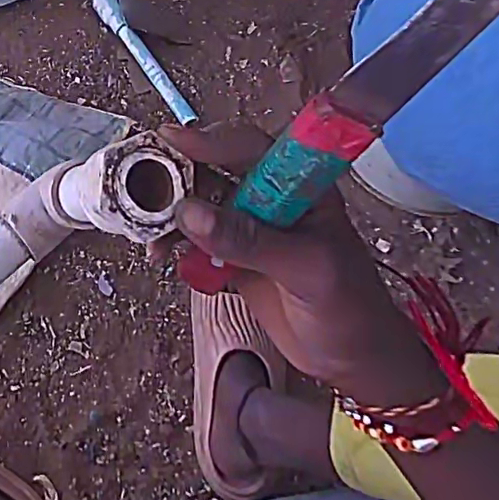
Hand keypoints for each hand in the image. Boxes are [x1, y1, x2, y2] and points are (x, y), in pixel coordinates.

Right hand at [156, 122, 445, 405]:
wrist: (356, 360)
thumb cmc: (350, 307)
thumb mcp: (306, 269)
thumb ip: (250, 241)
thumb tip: (189, 213)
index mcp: (298, 185)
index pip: (249, 148)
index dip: (211, 140)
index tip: (170, 139)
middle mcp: (269, 197)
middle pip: (215, 171)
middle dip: (178, 176)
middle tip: (142, 185)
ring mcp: (250, 227)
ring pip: (200, 206)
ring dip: (171, 215)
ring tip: (150, 234)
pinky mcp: (235, 256)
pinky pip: (197, 241)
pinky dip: (176, 244)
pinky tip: (163, 256)